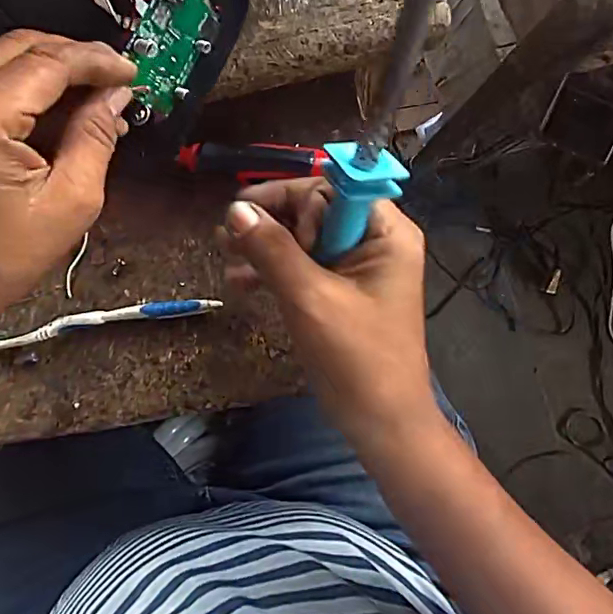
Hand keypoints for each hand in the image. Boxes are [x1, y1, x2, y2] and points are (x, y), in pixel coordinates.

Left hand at [0, 30, 135, 381]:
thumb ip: (96, 137)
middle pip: (23, 46)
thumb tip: (116, 98)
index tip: (129, 72)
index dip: (96, 62)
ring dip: (54, 69)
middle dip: (77, 57)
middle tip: (116, 79)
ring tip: (95, 98)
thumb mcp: (71, 200)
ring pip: (5, 57)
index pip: (48, 62)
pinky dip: (28, 85)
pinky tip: (60, 109)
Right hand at [219, 179, 438, 437]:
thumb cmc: (356, 360)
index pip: (334, 188)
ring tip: (225, 255)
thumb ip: (273, 251)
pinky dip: (277, 270)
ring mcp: (361, 267)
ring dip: (267, 246)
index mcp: (387, 232)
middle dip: (272, 223)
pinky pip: (308, 266)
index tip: (247, 209)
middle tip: (228, 236)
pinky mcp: (345, 291)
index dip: (289, 194)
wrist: (383, 425)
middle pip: (316, 210)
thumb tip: (236, 210)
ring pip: (306, 238)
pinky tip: (241, 281)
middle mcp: (377, 240)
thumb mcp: (310, 299)